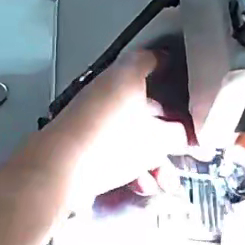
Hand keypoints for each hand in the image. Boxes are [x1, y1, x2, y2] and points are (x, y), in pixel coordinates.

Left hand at [46, 51, 189, 206]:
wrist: (59, 168)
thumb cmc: (108, 143)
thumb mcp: (158, 140)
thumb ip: (179, 136)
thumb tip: (185, 137)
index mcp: (126, 76)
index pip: (152, 60)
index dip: (170, 67)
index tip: (182, 76)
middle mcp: (106, 90)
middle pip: (144, 103)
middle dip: (167, 130)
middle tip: (184, 147)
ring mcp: (92, 116)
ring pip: (129, 131)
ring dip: (151, 157)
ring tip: (164, 179)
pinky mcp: (81, 141)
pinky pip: (112, 147)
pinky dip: (129, 164)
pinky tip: (140, 183)